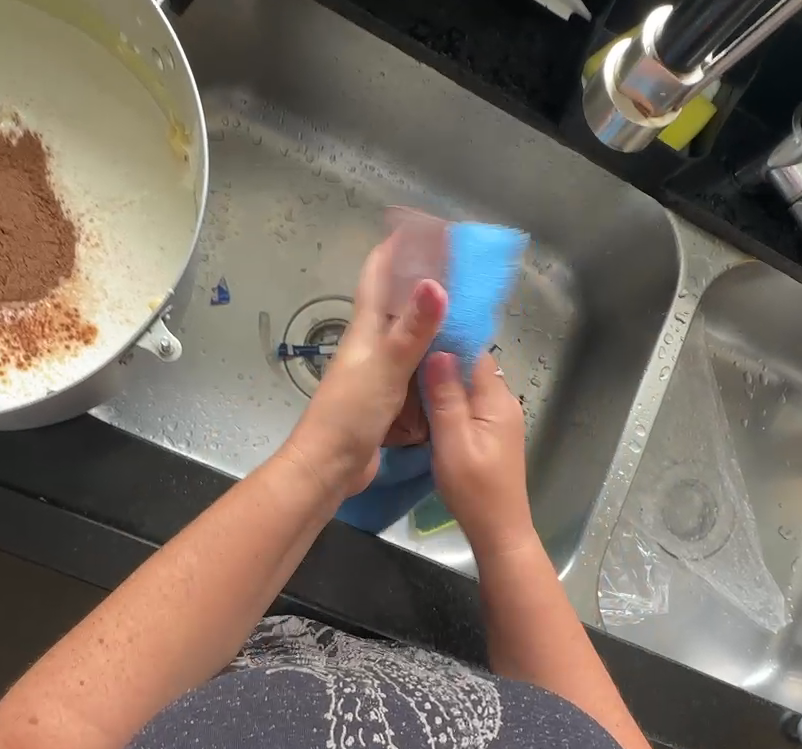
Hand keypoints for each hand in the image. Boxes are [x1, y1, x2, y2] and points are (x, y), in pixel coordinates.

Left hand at [279, 236, 446, 497]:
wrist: (329, 467)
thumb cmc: (350, 414)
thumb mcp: (386, 367)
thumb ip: (412, 329)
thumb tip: (436, 282)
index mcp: (367, 329)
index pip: (379, 274)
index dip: (398, 248)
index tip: (426, 228)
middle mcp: (373, 346)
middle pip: (401, 305)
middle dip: (428, 286)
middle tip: (466, 274)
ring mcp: (380, 374)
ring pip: (411, 342)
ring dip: (436, 328)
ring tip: (472, 316)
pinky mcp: (388, 401)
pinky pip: (416, 374)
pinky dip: (435, 366)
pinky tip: (456, 365)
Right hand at [424, 351, 534, 557]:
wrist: (497, 530)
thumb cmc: (474, 489)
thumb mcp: (453, 441)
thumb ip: (446, 397)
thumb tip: (437, 350)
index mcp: (497, 399)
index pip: (472, 352)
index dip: (445, 339)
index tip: (413, 332)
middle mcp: (503, 402)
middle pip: (471, 367)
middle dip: (441, 357)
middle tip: (404, 353)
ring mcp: (499, 419)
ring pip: (469, 386)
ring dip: (443, 380)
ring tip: (409, 373)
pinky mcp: (492, 434)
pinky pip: (470, 404)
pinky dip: (450, 399)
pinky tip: (427, 403)